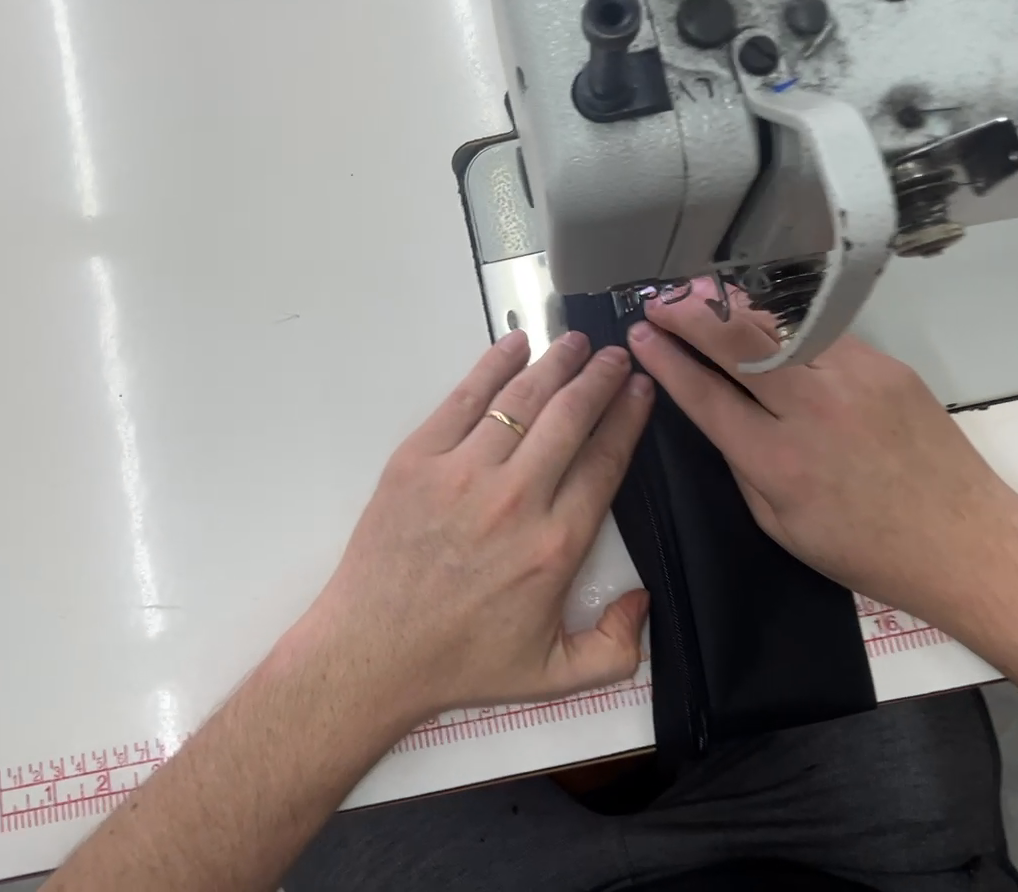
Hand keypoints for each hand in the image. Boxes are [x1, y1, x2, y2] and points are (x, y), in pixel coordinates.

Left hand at [298, 329, 653, 724]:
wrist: (372, 650)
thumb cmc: (462, 661)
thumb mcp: (554, 676)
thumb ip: (618, 649)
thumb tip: (645, 599)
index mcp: (555, 545)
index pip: (605, 460)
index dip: (627, 416)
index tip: (640, 390)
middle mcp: (516, 498)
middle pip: (571, 417)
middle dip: (600, 378)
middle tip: (615, 355)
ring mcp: (463, 473)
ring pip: (522, 400)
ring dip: (555, 363)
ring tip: (575, 342)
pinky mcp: (418, 459)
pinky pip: (464, 399)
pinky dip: (492, 365)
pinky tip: (514, 345)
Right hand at [629, 278, 1017, 618]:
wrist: (964, 541)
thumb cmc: (864, 548)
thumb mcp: (779, 524)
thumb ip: (741, 463)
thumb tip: (718, 412)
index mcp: (778, 460)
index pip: (705, 395)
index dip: (666, 360)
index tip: (640, 335)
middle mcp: (813, 409)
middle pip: (736, 343)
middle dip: (689, 315)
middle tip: (659, 300)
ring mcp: (854, 378)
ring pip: (777, 325)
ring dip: (730, 306)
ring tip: (698, 292)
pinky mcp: (885, 365)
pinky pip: (818, 333)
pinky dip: (780, 322)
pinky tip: (760, 318)